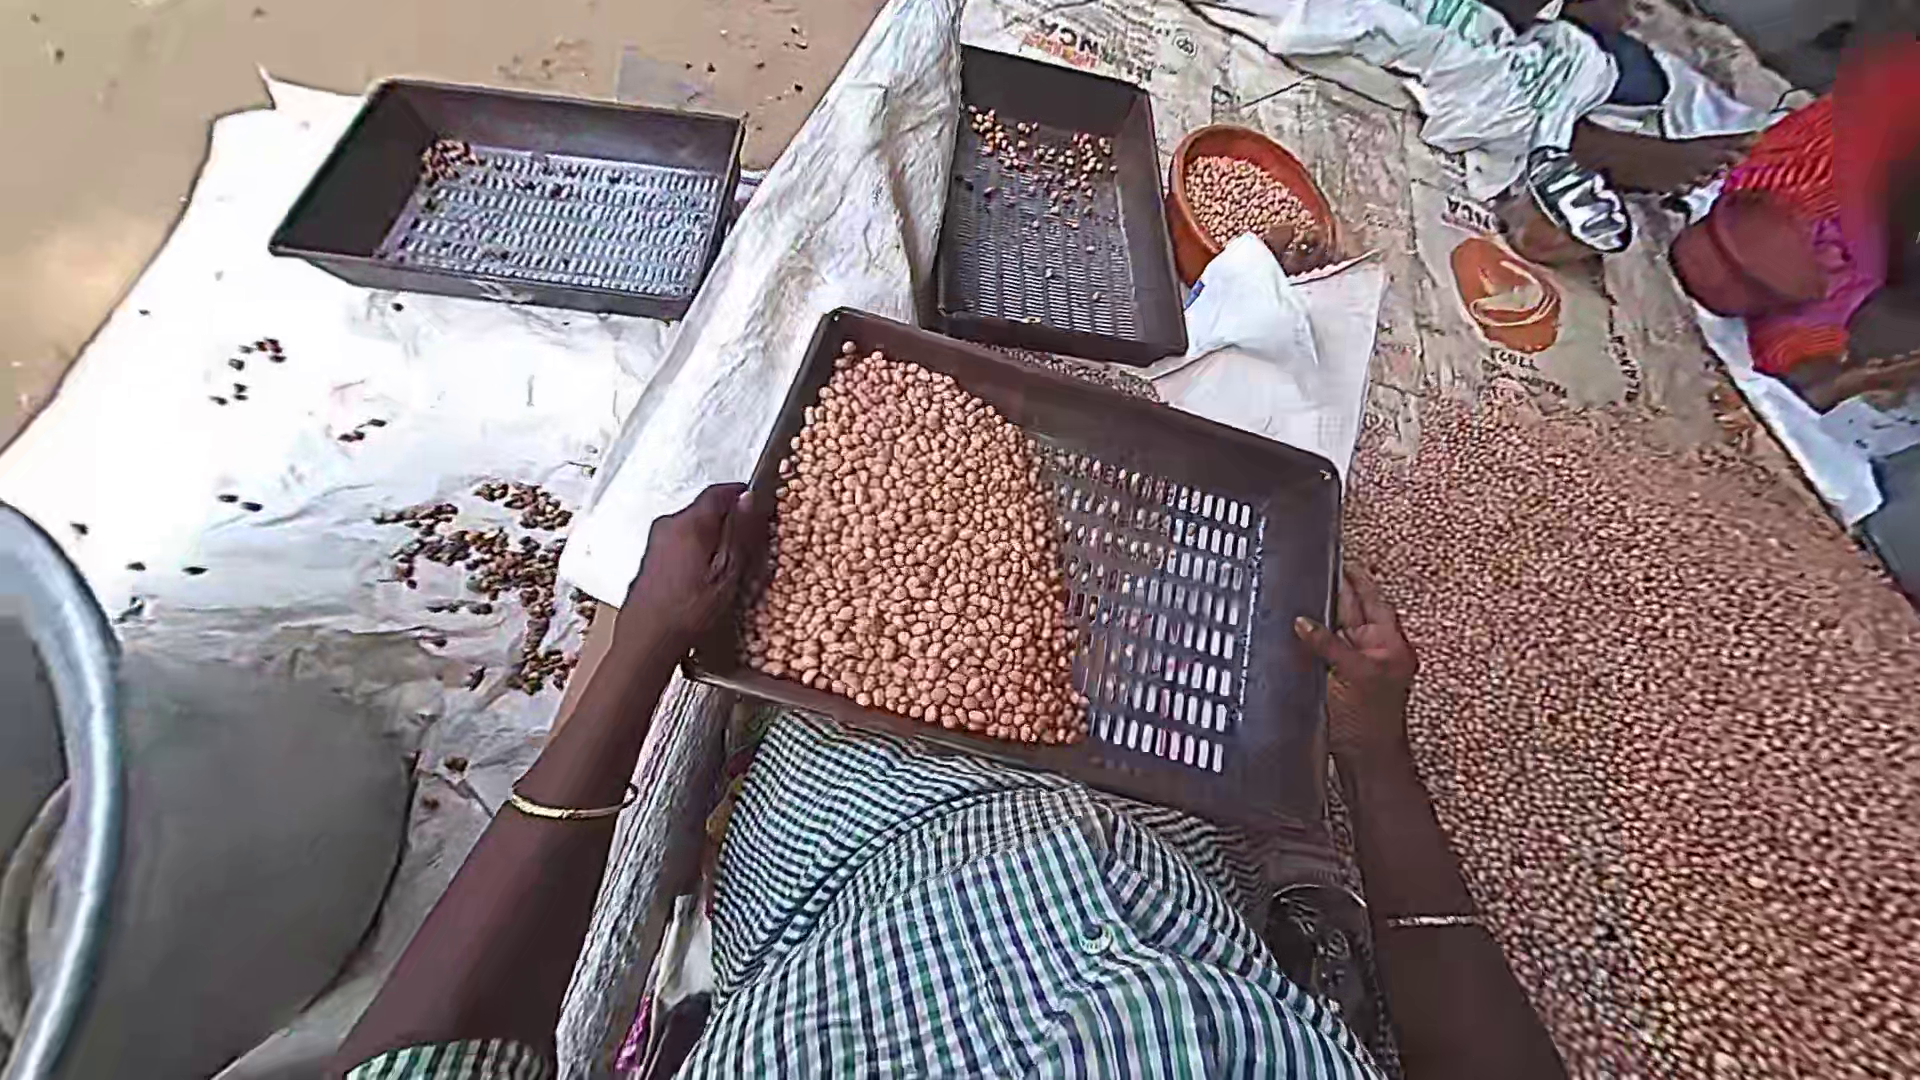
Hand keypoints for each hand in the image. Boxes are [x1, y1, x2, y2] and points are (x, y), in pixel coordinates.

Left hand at [616, 483, 767, 657]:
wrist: (647, 641)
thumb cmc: (691, 609)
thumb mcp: (728, 570)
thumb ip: (740, 531)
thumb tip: (750, 497)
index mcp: (689, 522)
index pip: (720, 492)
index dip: (743, 495)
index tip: (762, 505)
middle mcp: (668, 524)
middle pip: (707, 509)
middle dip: (731, 519)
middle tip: (753, 540)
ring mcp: (657, 541)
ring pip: (695, 526)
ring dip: (716, 536)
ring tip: (733, 562)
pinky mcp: (653, 558)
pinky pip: (683, 542)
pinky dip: (700, 549)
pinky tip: (709, 575)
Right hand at [1294, 565, 1418, 768]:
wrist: (1364, 758)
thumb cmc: (1371, 721)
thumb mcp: (1354, 674)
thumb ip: (1329, 644)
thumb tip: (1303, 622)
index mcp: (1390, 645)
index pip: (1374, 602)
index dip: (1360, 581)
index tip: (1345, 561)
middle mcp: (1372, 651)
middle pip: (1352, 611)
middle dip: (1336, 592)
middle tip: (1315, 570)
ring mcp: (1352, 663)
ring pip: (1333, 628)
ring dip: (1319, 614)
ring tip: (1300, 592)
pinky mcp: (1333, 675)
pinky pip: (1320, 647)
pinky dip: (1308, 635)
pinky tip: (1293, 626)